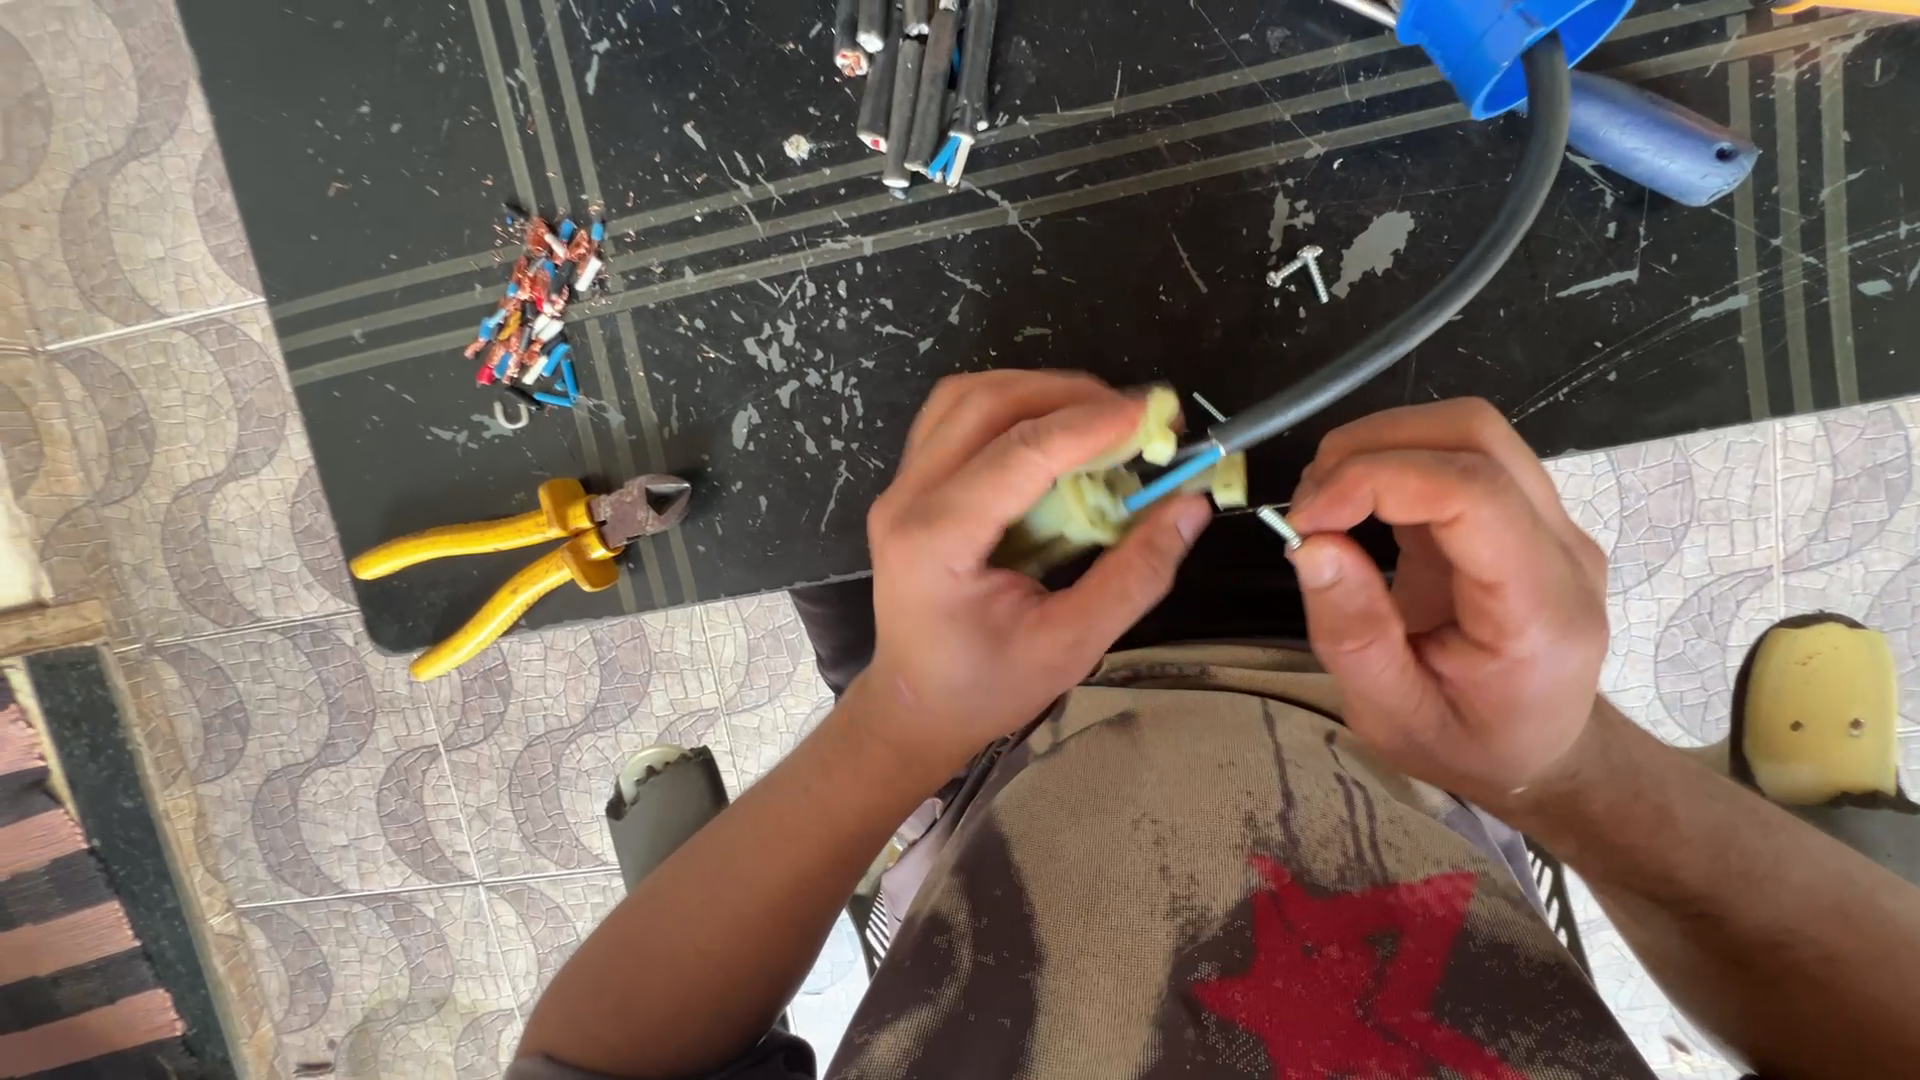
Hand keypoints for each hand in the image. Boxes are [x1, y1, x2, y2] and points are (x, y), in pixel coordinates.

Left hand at [853, 371, 1212, 773]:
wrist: (916, 707)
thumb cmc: (985, 687)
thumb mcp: (1070, 646)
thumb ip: (1133, 576)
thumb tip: (1189, 506)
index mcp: (936, 540)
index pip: (1018, 452)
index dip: (1090, 424)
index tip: (1153, 414)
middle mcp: (906, 501)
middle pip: (984, 404)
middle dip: (1066, 394)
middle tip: (1132, 414)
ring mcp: (899, 490)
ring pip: (963, 399)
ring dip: (1035, 391)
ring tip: (1096, 416)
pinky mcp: (908, 490)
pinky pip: (953, 419)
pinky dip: (1008, 408)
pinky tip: (1050, 432)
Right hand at [1286, 398, 1608, 807]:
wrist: (1540, 754)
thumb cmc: (1465, 742)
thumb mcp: (1389, 712)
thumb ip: (1351, 632)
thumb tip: (1308, 543)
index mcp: (1539, 607)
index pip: (1471, 492)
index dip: (1374, 481)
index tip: (1302, 520)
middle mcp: (1560, 545)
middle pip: (1473, 435)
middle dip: (1370, 447)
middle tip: (1308, 503)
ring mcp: (1547, 521)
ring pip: (1466, 431)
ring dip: (1376, 447)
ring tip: (1324, 502)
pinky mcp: (1518, 512)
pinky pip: (1455, 453)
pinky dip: (1388, 460)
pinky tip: (1352, 503)